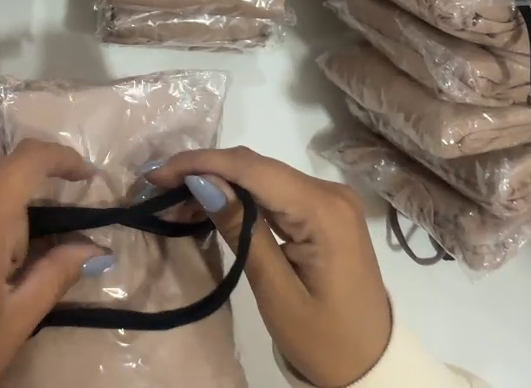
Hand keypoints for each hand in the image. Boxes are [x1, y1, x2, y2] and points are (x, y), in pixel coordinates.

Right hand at [147, 148, 391, 387]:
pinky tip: (210, 200)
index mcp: (324, 209)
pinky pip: (273, 189)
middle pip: (255, 165)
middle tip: (158, 184)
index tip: (157, 173)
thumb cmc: (324, 340)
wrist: (373, 369)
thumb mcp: (276, 291)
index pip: (251, 169)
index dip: (200, 163)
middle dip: (203, 168)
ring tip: (174, 193)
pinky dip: (239, 192)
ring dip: (217, 178)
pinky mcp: (323, 210)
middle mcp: (329, 191)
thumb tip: (201, 180)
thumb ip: (240, 229)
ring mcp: (328, 198)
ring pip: (260, 174)